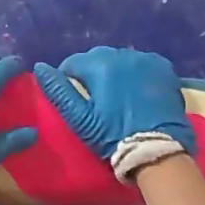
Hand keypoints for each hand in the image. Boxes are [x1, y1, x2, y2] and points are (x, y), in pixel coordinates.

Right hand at [33, 47, 196, 158]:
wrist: (156, 149)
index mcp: (100, 64)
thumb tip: (40, 68)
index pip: (73, 62)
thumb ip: (58, 91)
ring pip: (120, 59)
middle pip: (97, 58)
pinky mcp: (165, 69)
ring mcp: (147, 59)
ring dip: (113, 72)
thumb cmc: (112, 136)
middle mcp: (124, 55)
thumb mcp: (79, 118)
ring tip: (115, 95)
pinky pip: (141, 63)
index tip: (74, 98)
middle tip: (93, 99)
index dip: (68, 79)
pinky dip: (135, 73)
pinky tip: (135, 91)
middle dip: (91, 74)